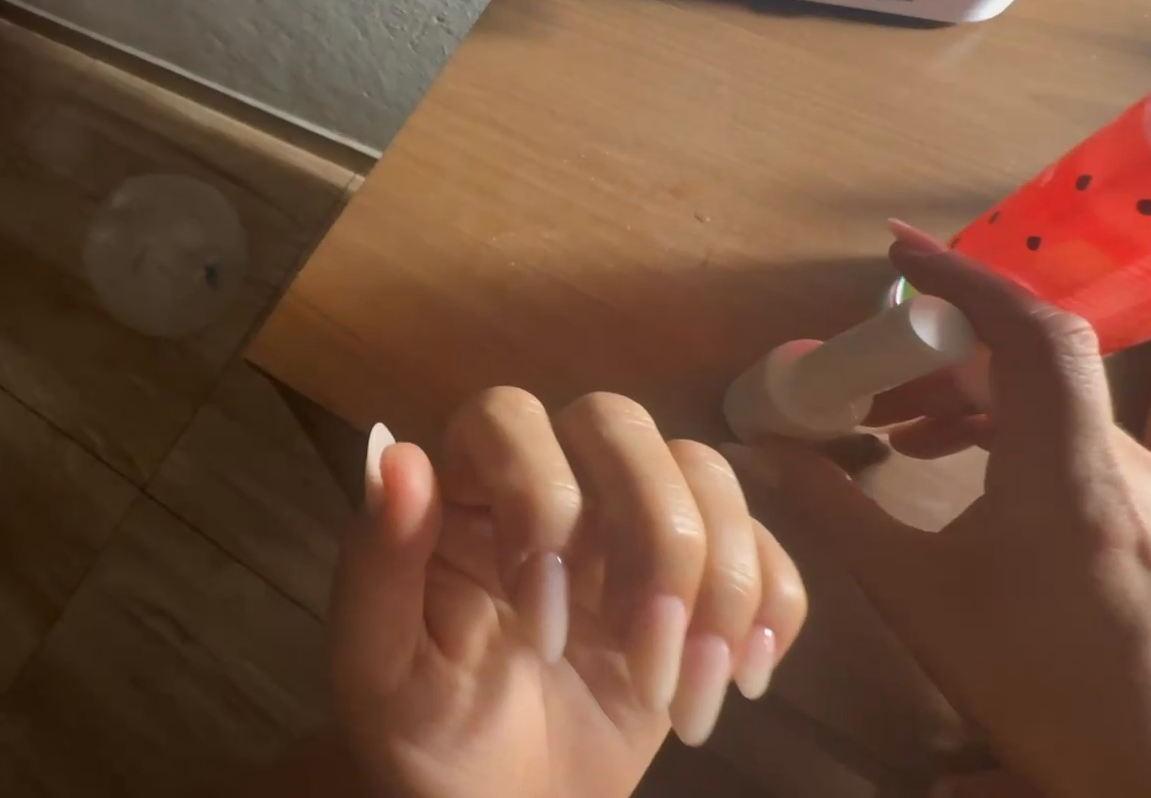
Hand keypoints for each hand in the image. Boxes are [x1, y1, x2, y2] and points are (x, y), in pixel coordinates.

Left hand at [328, 388, 807, 797]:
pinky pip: (760, 541)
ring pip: (699, 470)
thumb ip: (380, 559)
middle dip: (651, 541)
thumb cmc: (423, 734)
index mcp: (462, 488)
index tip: (542, 629)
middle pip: (618, 423)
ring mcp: (621, 528)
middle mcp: (546, 483)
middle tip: (641, 669)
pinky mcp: (688, 582)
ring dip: (719, 585)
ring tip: (683, 697)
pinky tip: (739, 678)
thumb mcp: (378, 661)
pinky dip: (772, 602)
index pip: (507, 415)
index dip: (539, 500)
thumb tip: (400, 455)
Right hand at [767, 223, 1150, 797]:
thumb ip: (833, 508)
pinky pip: (1076, 442)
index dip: (965, 280)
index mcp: (1070, 483)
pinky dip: (1002, 430)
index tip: (895, 254)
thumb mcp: (911, 596)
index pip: (1035, 338)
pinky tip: (957, 472)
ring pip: (1053, 405)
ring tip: (894, 430)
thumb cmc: (1039, 692)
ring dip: (963, 395)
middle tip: (859, 374)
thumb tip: (769, 449)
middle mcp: (1132, 472)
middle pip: (1032, 365)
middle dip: (933, 351)